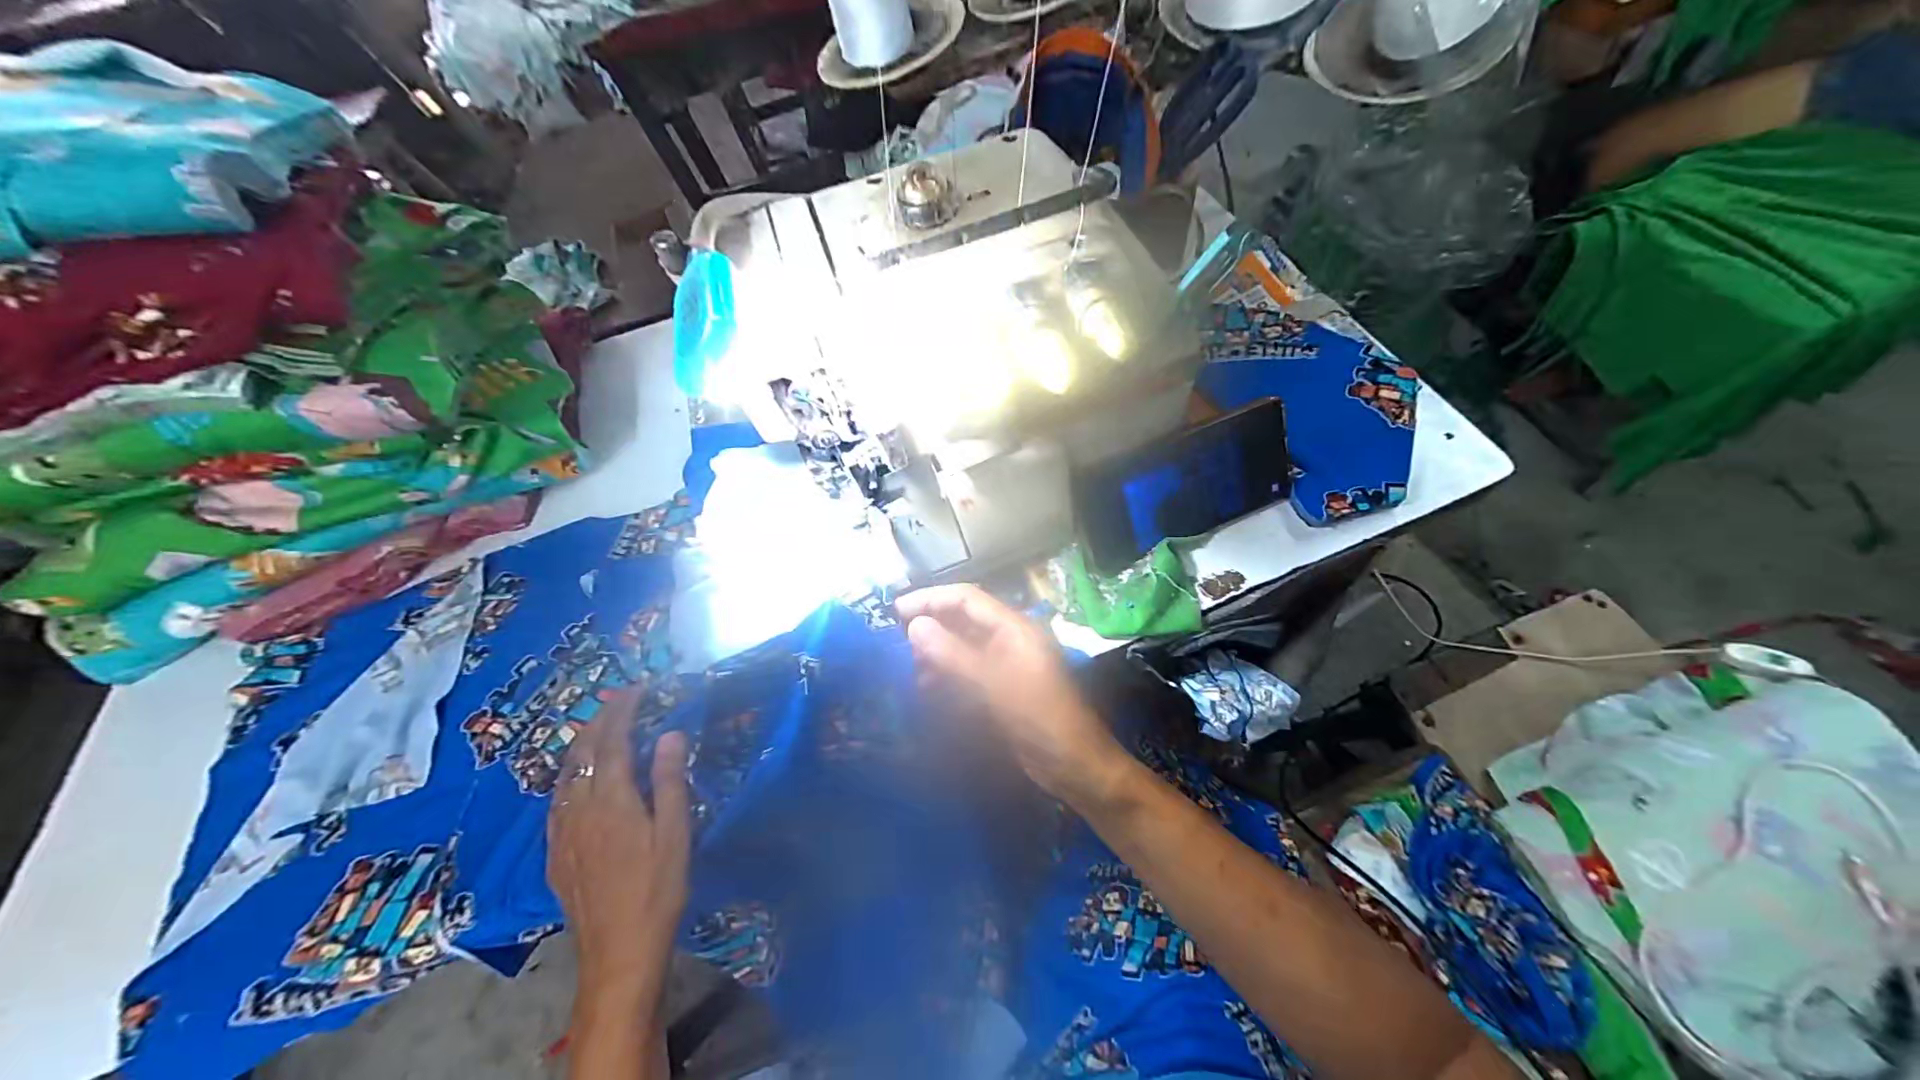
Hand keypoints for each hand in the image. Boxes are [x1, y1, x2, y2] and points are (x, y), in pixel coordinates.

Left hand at [548, 694, 689, 1003]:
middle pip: (583, 751)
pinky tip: (580, 781)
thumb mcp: (676, 833)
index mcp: (611, 799)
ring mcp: (562, 832)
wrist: (618, 951)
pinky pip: (557, 800)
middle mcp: (579, 808)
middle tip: (623, 701)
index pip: (613, 740)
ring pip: (565, 774)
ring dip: (584, 744)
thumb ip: (670, 781)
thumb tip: (670, 733)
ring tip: (603, 730)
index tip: (639, 689)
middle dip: (601, 719)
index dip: (623, 709)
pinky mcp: (555, 853)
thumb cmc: (658, 889)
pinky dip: (571, 774)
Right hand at [897, 584, 1130, 807]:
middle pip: (963, 619)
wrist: (1074, 764)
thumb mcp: (992, 683)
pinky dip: (946, 673)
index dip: (930, 598)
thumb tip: (915, 625)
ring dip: (935, 651)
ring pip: (963, 645)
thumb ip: (952, 653)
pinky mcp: (1002, 689)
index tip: (895, 611)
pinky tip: (927, 687)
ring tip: (908, 666)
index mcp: (1013, 628)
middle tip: (895, 640)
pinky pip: (968, 671)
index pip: (966, 598)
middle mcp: (1009, 640)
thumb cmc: (1038, 716)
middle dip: (930, 624)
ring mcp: (1006, 664)